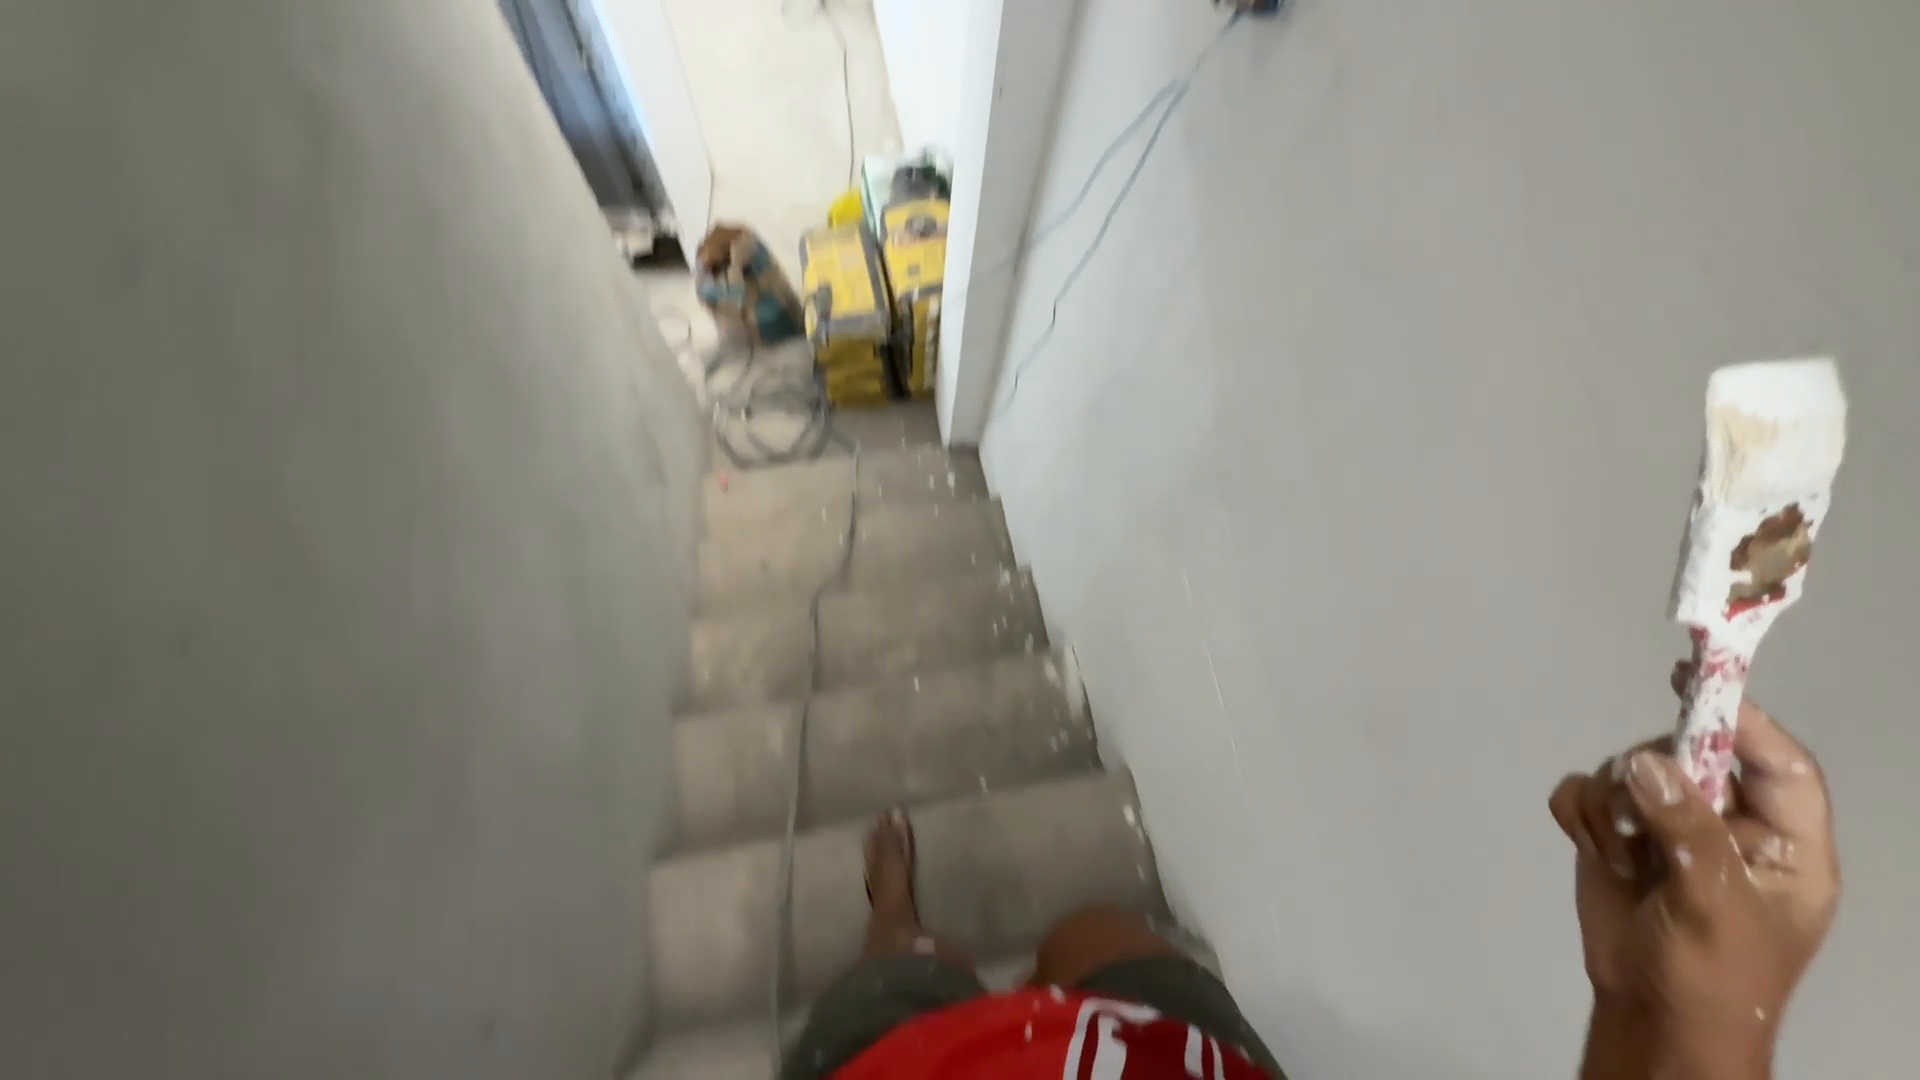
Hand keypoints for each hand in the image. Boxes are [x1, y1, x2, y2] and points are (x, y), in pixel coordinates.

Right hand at [1548, 665, 1839, 1077]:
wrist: (1648, 1009)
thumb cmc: (1711, 972)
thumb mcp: (1716, 905)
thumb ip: (1687, 829)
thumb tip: (1647, 760)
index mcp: (1782, 844)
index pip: (1777, 767)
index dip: (1745, 720)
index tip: (1698, 679)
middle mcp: (1724, 825)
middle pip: (1684, 757)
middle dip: (1649, 781)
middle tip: (1639, 816)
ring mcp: (1663, 826)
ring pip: (1622, 772)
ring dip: (1609, 811)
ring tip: (1622, 859)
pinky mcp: (1610, 832)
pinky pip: (1582, 792)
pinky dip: (1578, 816)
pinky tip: (1593, 851)